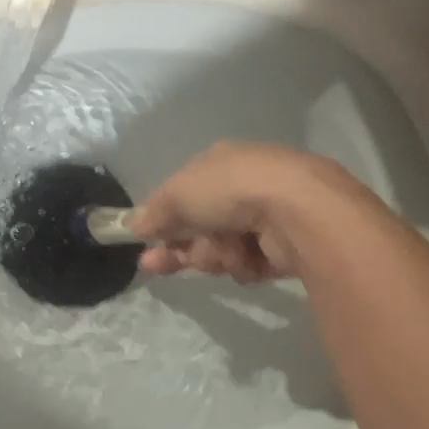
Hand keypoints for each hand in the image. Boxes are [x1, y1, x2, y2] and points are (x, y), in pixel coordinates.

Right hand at [130, 141, 315, 282]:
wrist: (296, 210)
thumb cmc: (231, 191)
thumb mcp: (177, 194)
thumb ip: (153, 211)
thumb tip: (132, 225)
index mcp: (219, 163)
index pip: (182, 194)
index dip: (162, 220)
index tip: (145, 244)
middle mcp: (243, 187)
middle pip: (199, 227)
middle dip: (182, 248)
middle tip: (161, 264)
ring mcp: (265, 216)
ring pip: (221, 249)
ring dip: (214, 255)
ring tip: (225, 251)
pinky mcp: (284, 246)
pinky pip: (248, 264)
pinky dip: (243, 264)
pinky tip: (249, 257)